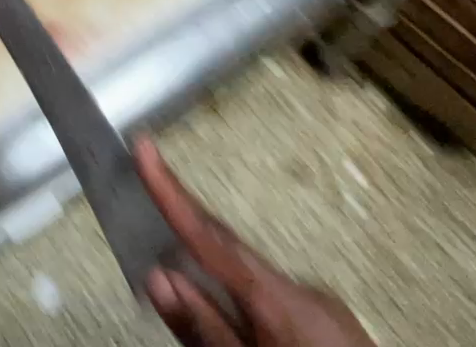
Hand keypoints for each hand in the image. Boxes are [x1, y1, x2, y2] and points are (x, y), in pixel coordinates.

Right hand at [134, 137, 376, 346]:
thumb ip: (205, 331)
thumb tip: (159, 275)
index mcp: (282, 303)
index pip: (212, 237)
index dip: (171, 193)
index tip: (144, 147)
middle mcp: (304, 293)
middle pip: (228, 256)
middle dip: (187, 243)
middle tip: (150, 235)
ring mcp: (323, 310)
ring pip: (248, 287)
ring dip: (215, 293)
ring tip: (201, 319)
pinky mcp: (331, 327)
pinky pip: (270, 307)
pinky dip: (241, 314)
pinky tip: (237, 336)